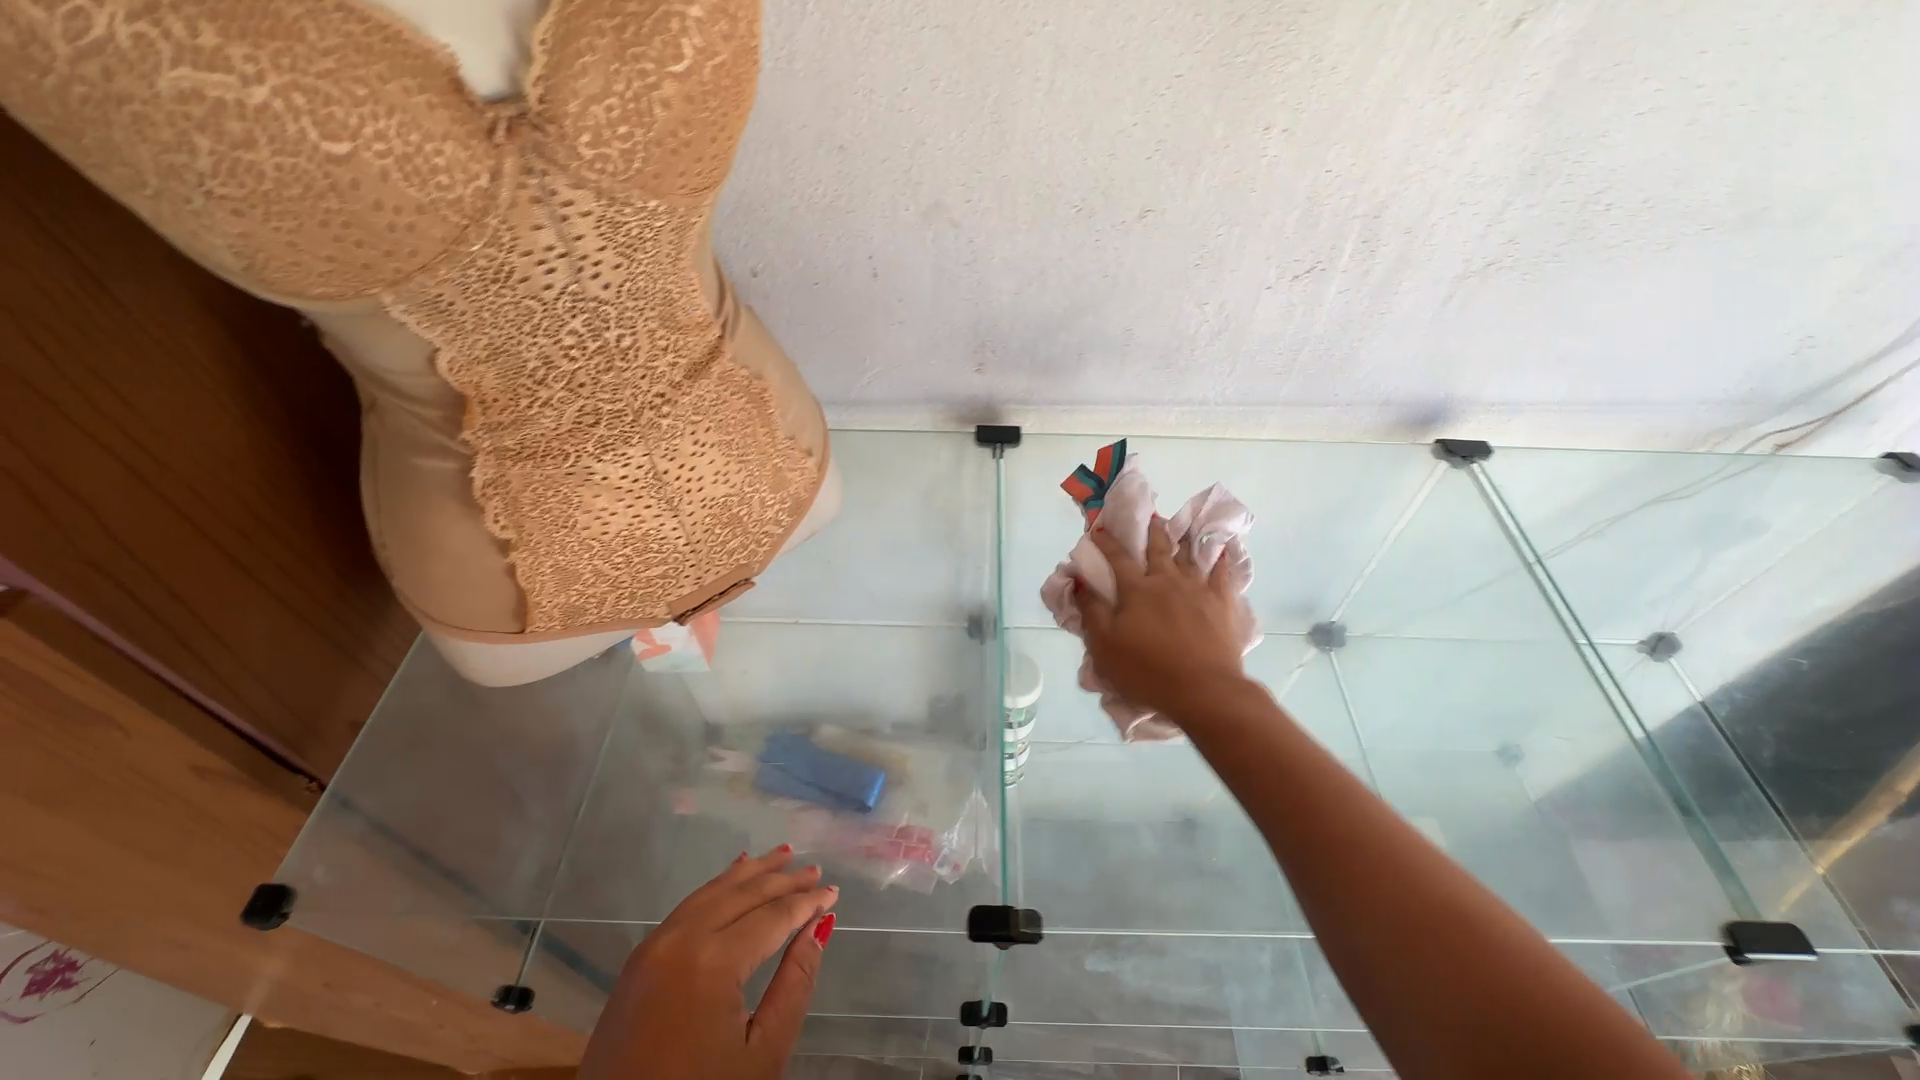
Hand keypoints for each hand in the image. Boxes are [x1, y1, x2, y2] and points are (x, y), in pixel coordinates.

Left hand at [579, 846, 839, 1079]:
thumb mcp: (763, 1052)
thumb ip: (795, 982)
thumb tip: (819, 927)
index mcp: (713, 961)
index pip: (771, 916)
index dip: (806, 902)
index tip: (833, 890)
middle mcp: (680, 940)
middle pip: (741, 896)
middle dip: (781, 879)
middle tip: (814, 868)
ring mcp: (653, 948)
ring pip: (710, 893)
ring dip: (748, 874)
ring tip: (780, 854)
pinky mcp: (638, 962)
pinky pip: (685, 909)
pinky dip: (715, 889)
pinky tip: (730, 879)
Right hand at [1078, 518, 1251, 721]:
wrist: (1203, 690)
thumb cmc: (1146, 671)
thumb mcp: (1104, 646)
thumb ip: (1091, 611)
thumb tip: (1080, 580)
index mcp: (1136, 590)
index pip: (1118, 558)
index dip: (1106, 542)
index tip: (1099, 529)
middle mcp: (1167, 581)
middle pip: (1158, 548)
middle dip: (1150, 531)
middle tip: (1149, 516)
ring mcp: (1198, 589)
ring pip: (1188, 556)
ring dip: (1181, 539)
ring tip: (1181, 526)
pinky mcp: (1222, 603)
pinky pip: (1222, 574)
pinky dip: (1220, 559)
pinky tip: (1222, 550)